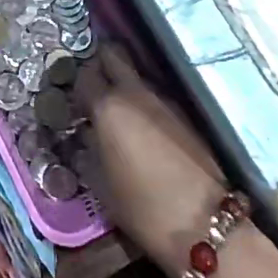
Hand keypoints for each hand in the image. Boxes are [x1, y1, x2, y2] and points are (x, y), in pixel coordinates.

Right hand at [77, 41, 228, 272]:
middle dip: (100, 63)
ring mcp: (164, 99)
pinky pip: (154, 95)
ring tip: (117, 112)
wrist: (204, 223)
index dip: (75, 84)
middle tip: (93, 88)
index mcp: (108, 107)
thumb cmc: (141, 205)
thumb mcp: (100, 182)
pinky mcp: (184, 113)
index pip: (83, 74)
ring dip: (124, 84)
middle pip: (113, 54)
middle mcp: (135, 93)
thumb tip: (86, 132)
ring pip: (137, 74)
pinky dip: (143, 102)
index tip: (73, 101)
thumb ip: (89, 148)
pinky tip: (141, 128)